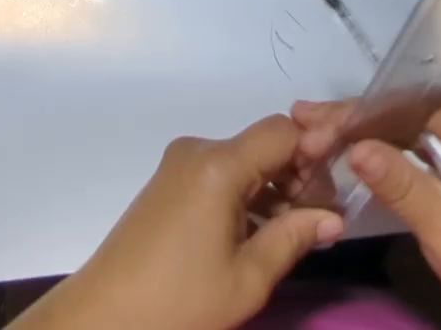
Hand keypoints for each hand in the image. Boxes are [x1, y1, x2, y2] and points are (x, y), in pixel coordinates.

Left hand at [14, 114, 343, 329]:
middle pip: (263, 144)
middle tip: (321, 218)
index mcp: (218, 165)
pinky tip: (258, 231)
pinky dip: (245, 193)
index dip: (315, 149)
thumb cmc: (179, 301)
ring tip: (294, 231)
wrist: (103, 317)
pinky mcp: (169, 181)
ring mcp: (179, 164)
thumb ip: (294, 238)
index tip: (337, 184)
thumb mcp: (246, 278)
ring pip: (243, 160)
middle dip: (297, 174)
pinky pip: (220, 173)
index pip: (282, 130)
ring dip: (271, 187)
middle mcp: (198, 150)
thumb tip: (335, 219)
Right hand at [291, 96, 440, 329]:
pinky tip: (345, 135)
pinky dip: (378, 132)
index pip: (413, 107)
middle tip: (303, 121)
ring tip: (311, 123)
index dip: (363, 115)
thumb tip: (356, 147)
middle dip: (353, 113)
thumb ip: (405, 187)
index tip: (320, 132)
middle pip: (405, 103)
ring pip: (405, 111)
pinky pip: (413, 126)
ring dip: (360, 119)